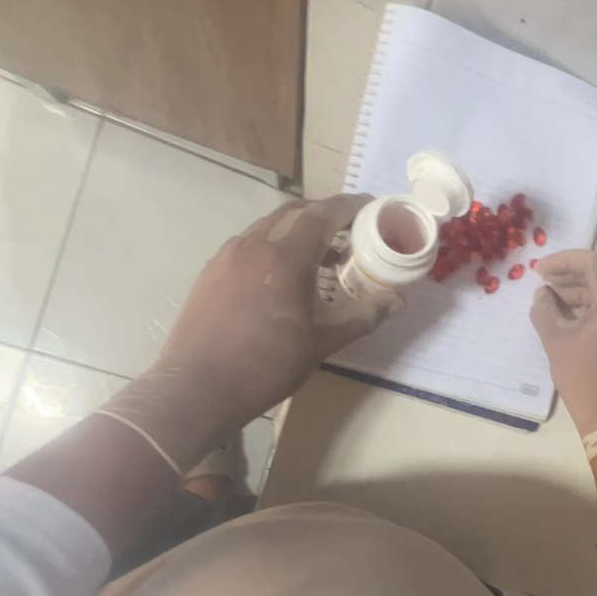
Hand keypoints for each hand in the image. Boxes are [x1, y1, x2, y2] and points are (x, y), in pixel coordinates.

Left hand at [103, 194, 394, 467]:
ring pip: (269, 227)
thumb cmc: (267, 365)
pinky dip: (274, 247)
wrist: (199, 388)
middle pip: (294, 212)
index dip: (348, 207)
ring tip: (319, 256)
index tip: (369, 208)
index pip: (322, 214)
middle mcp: (254, 245)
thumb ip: (361, 316)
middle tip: (348, 232)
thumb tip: (397, 301)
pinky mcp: (212, 272)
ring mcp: (227, 256)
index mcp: (285, 257)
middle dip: (323, 214)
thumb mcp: (323, 343)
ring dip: (297, 231)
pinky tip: (283, 277)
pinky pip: (250, 245)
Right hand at [529, 250, 596, 445]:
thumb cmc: (585, 379)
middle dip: (571, 276)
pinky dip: (592, 309)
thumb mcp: (557, 342)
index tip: (540, 269)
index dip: (565, 260)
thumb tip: (542, 295)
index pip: (594, 262)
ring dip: (580, 293)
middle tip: (543, 283)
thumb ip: (545, 311)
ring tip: (550, 301)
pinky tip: (568, 319)